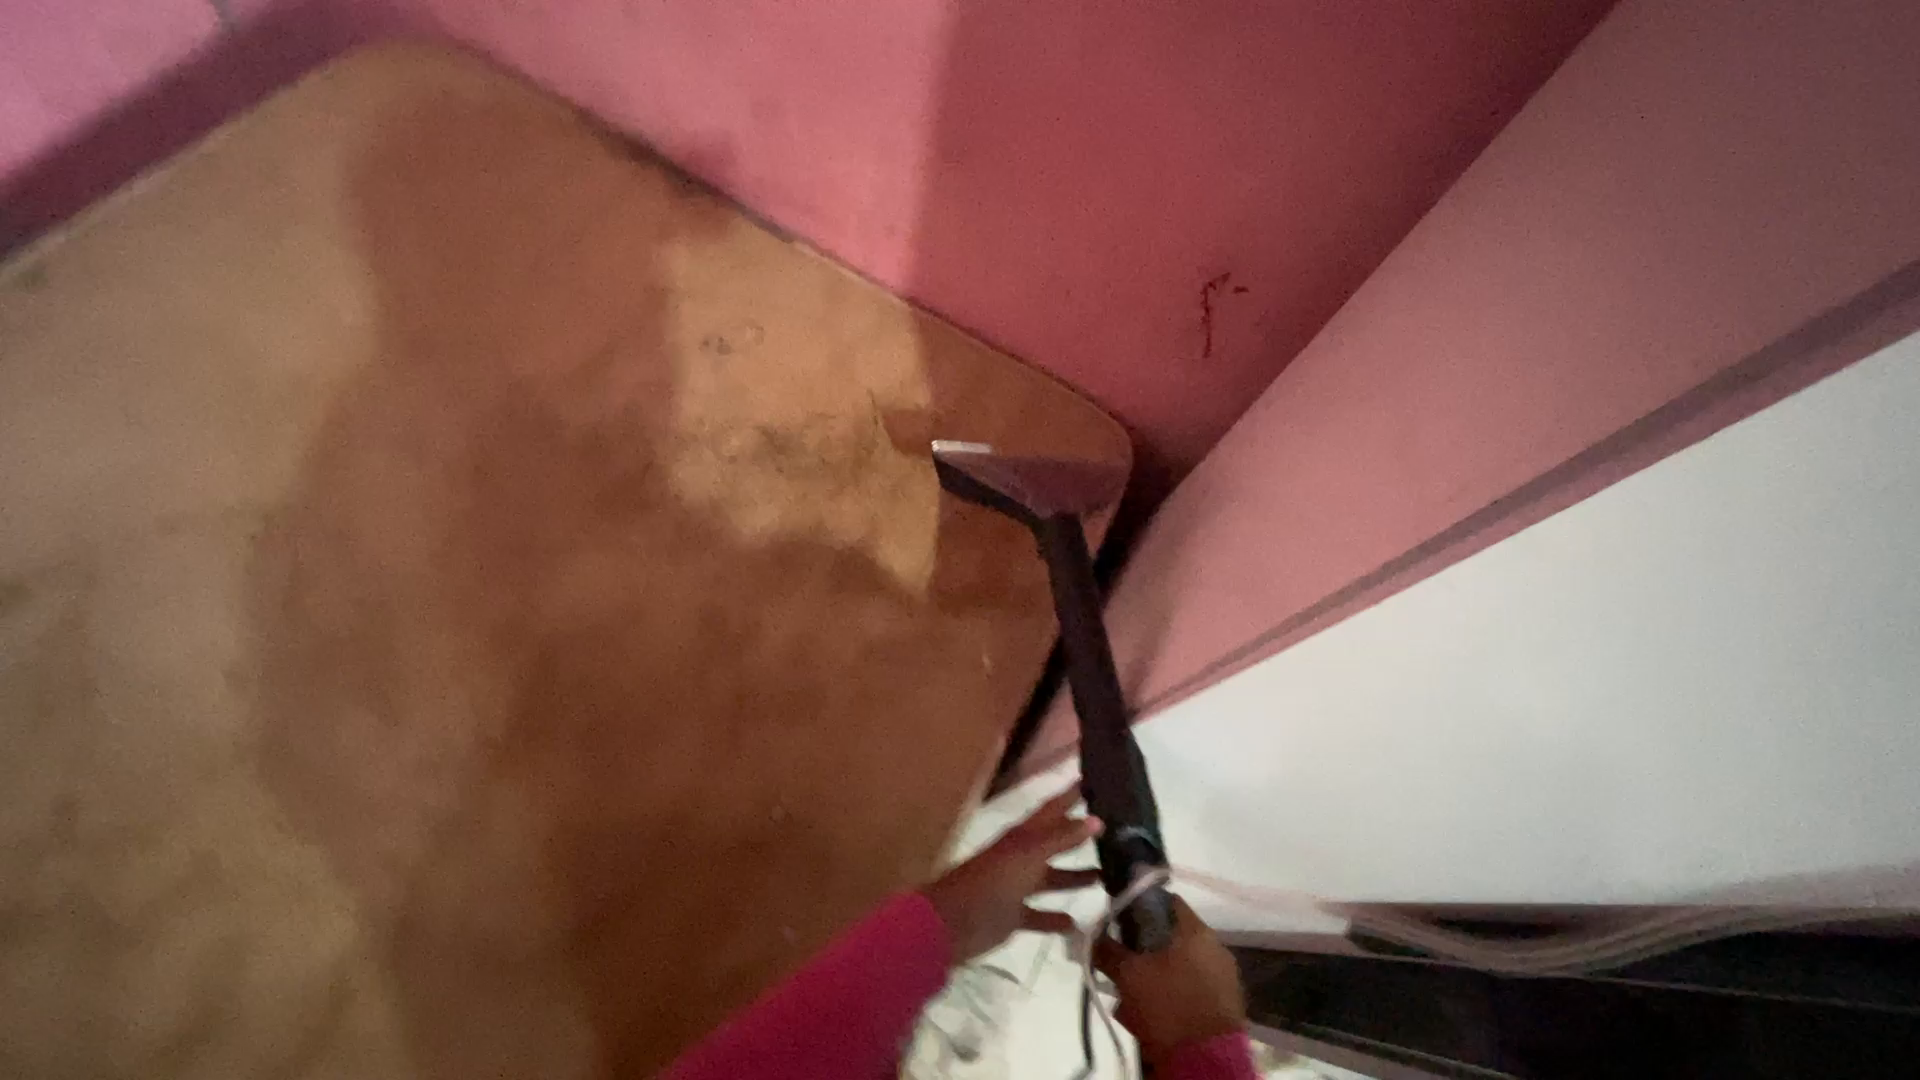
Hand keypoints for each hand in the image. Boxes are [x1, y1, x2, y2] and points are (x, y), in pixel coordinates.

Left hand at [920, 788, 1102, 959]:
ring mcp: (1017, 885)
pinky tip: (1076, 922)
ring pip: (1051, 877)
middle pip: (1055, 842)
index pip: (1053, 808)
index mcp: (1024, 835)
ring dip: (1074, 877)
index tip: (1096, 780)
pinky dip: (1056, 918)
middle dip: (1078, 836)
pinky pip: (1039, 915)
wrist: (954, 921)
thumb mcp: (1029, 855)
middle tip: (1113, 833)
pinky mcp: (1013, 915)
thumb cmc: (992, 880)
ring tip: (1106, 876)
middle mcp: (1022, 855)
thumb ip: (1061, 838)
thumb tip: (1097, 818)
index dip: (1071, 794)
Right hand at [1093, 896, 1246, 1064]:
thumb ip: (1107, 950)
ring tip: (1131, 994)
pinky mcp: (1225, 1006)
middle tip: (1123, 962)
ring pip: (1180, 964)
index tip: (1121, 921)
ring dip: (1156, 973)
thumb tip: (1088, 935)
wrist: (1207, 1064)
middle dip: (1144, 947)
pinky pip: (1191, 989)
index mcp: (1196, 931)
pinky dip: (1171, 994)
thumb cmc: (1168, 1006)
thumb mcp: (1128, 975)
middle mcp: (1215, 947)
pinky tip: (1151, 1012)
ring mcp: (1224, 978)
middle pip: (1172, 935)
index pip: (1167, 900)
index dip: (1141, 905)